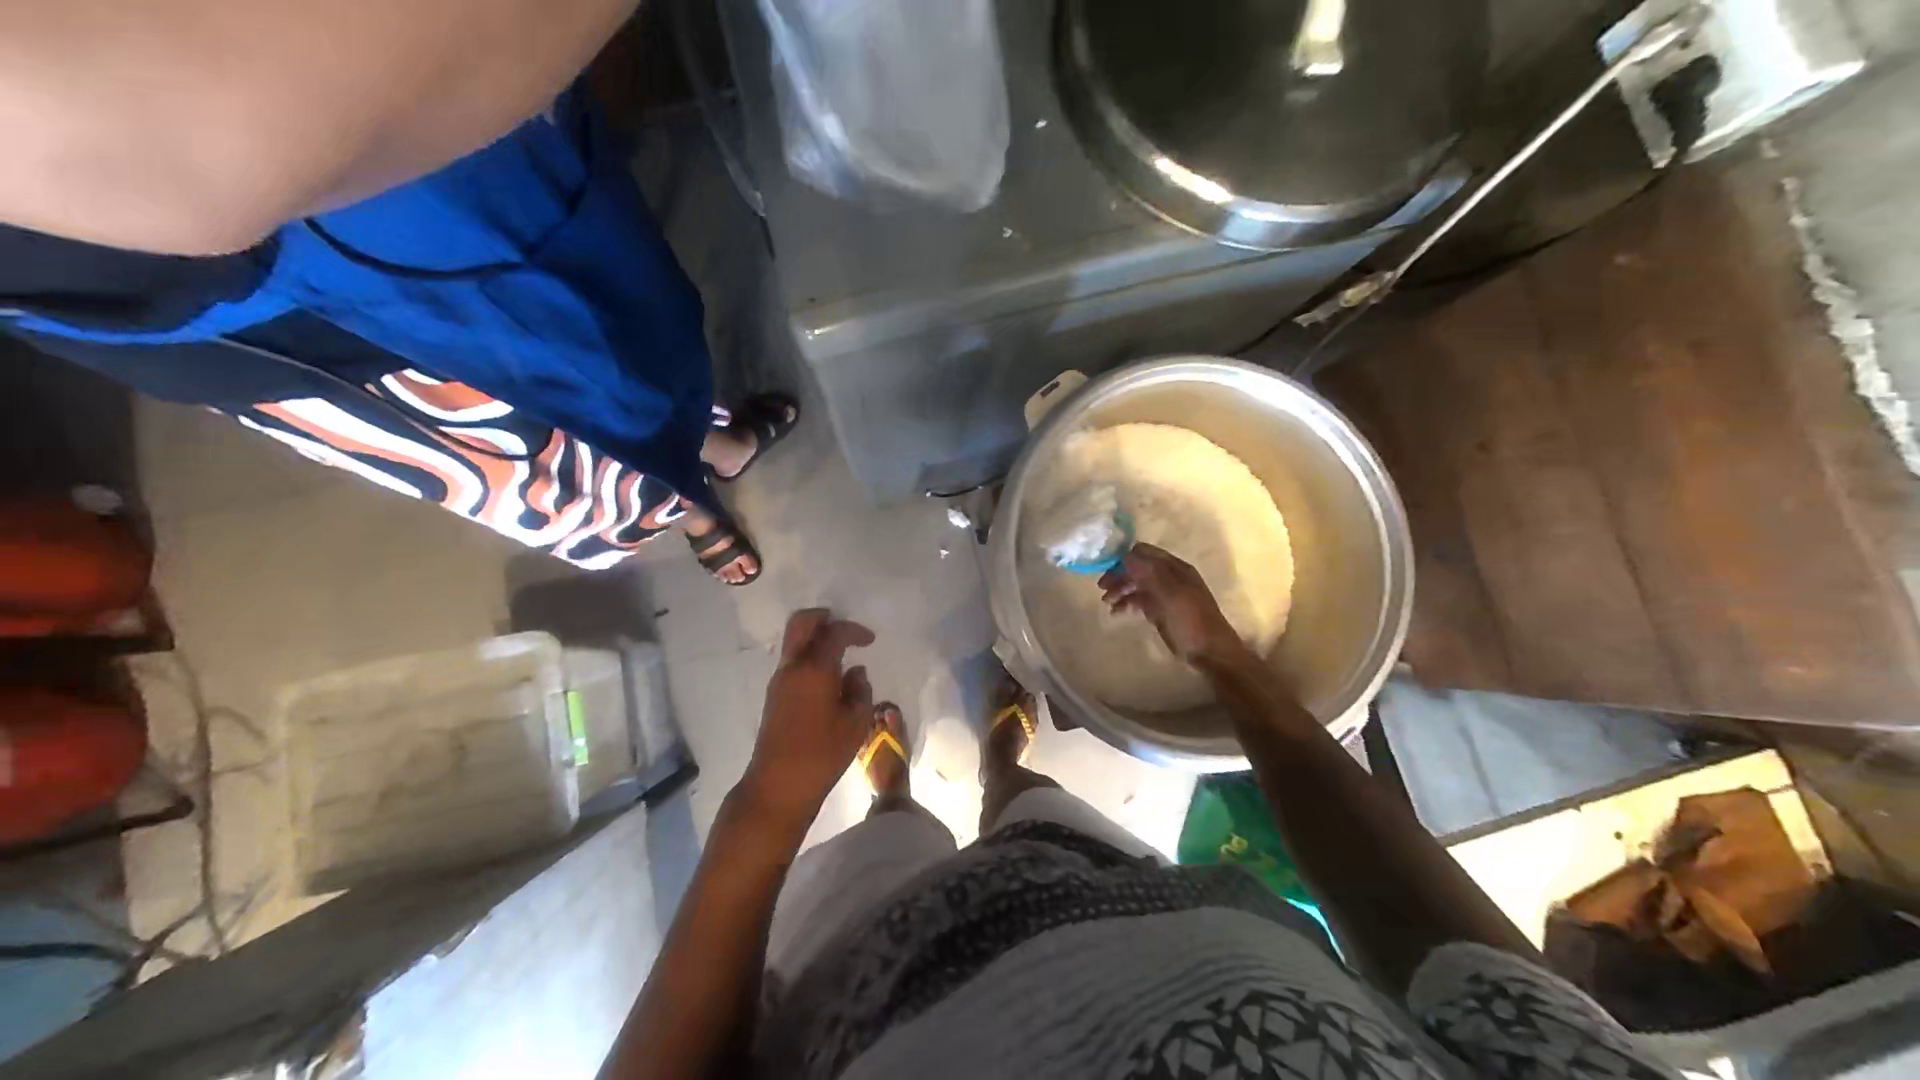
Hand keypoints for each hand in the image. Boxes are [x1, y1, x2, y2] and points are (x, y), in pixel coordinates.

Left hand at [738, 609, 876, 824]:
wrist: (778, 785)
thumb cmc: (823, 753)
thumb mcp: (855, 723)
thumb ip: (860, 690)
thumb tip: (855, 672)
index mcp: (815, 669)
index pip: (834, 633)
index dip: (854, 630)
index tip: (869, 641)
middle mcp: (793, 667)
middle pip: (802, 623)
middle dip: (824, 618)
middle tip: (845, 629)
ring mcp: (779, 680)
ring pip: (794, 641)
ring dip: (815, 638)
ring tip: (840, 654)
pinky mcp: (774, 695)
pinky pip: (792, 661)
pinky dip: (809, 656)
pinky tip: (827, 678)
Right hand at [1099, 544, 1255, 670]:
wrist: (1210, 651)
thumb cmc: (1191, 620)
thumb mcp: (1170, 594)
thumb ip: (1149, 572)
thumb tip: (1125, 555)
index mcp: (1174, 568)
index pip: (1144, 552)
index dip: (1124, 557)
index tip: (1105, 567)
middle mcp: (1169, 577)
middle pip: (1138, 568)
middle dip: (1119, 574)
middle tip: (1102, 587)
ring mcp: (1165, 594)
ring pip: (1137, 584)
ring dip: (1121, 589)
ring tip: (1107, 602)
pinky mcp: (1161, 611)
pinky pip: (1140, 601)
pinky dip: (1127, 603)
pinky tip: (1116, 612)